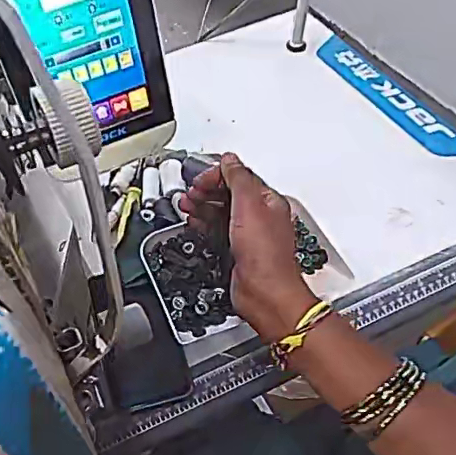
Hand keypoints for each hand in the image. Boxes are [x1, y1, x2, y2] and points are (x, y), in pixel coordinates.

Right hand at [178, 153, 317, 341]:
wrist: (264, 293)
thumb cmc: (265, 257)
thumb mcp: (250, 206)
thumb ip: (239, 179)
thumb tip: (230, 160)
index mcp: (268, 202)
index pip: (241, 177)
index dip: (218, 175)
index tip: (199, 180)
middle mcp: (260, 218)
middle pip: (230, 194)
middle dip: (207, 190)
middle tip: (190, 193)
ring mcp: (249, 236)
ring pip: (222, 212)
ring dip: (203, 206)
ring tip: (187, 205)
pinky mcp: (238, 253)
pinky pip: (219, 231)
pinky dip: (205, 224)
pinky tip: (195, 223)